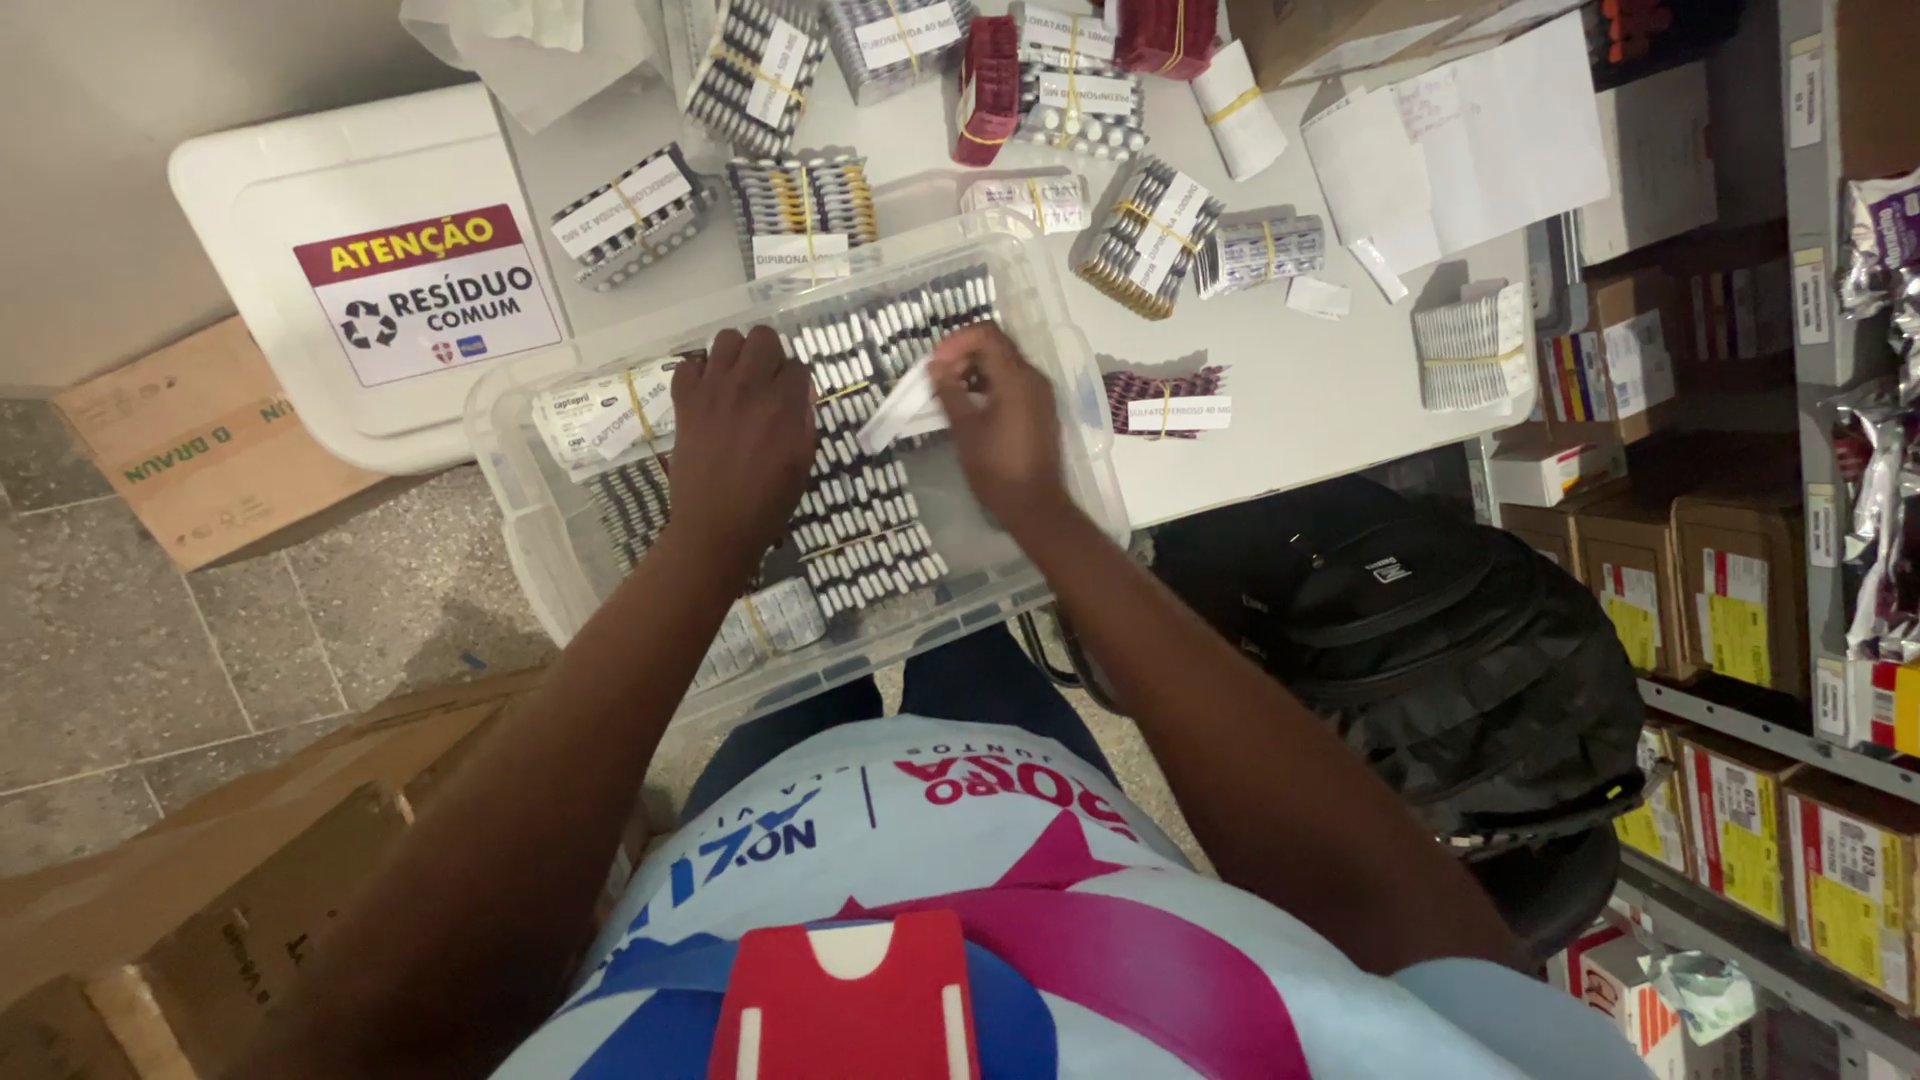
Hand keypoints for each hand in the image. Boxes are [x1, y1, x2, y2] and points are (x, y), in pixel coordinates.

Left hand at [667, 326, 814, 576]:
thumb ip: (804, 422)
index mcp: (784, 407)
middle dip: (770, 355)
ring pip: (726, 339)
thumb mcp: (802, 463)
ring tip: (737, 382)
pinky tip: (708, 394)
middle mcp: (749, 389)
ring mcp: (712, 391)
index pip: (799, 366)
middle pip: (763, 338)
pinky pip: (689, 364)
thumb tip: (799, 395)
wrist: (716, 527)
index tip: (792, 399)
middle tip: (766, 382)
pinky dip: (699, 373)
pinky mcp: (685, 402)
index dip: (797, 381)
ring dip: (736, 356)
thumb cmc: (768, 503)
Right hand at [929, 323, 1074, 533]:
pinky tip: (972, 406)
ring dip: (976, 370)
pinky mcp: (1041, 409)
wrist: (1035, 505)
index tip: (936, 364)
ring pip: (1006, 364)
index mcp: (1017, 378)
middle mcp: (1034, 378)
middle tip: (940, 379)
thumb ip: (949, 392)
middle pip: (997, 346)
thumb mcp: (965, 429)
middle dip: (964, 355)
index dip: (956, 341)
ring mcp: (1041, 394)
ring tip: (951, 393)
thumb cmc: (996, 469)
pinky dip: (991, 384)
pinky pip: (1015, 383)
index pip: (987, 334)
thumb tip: (936, 367)